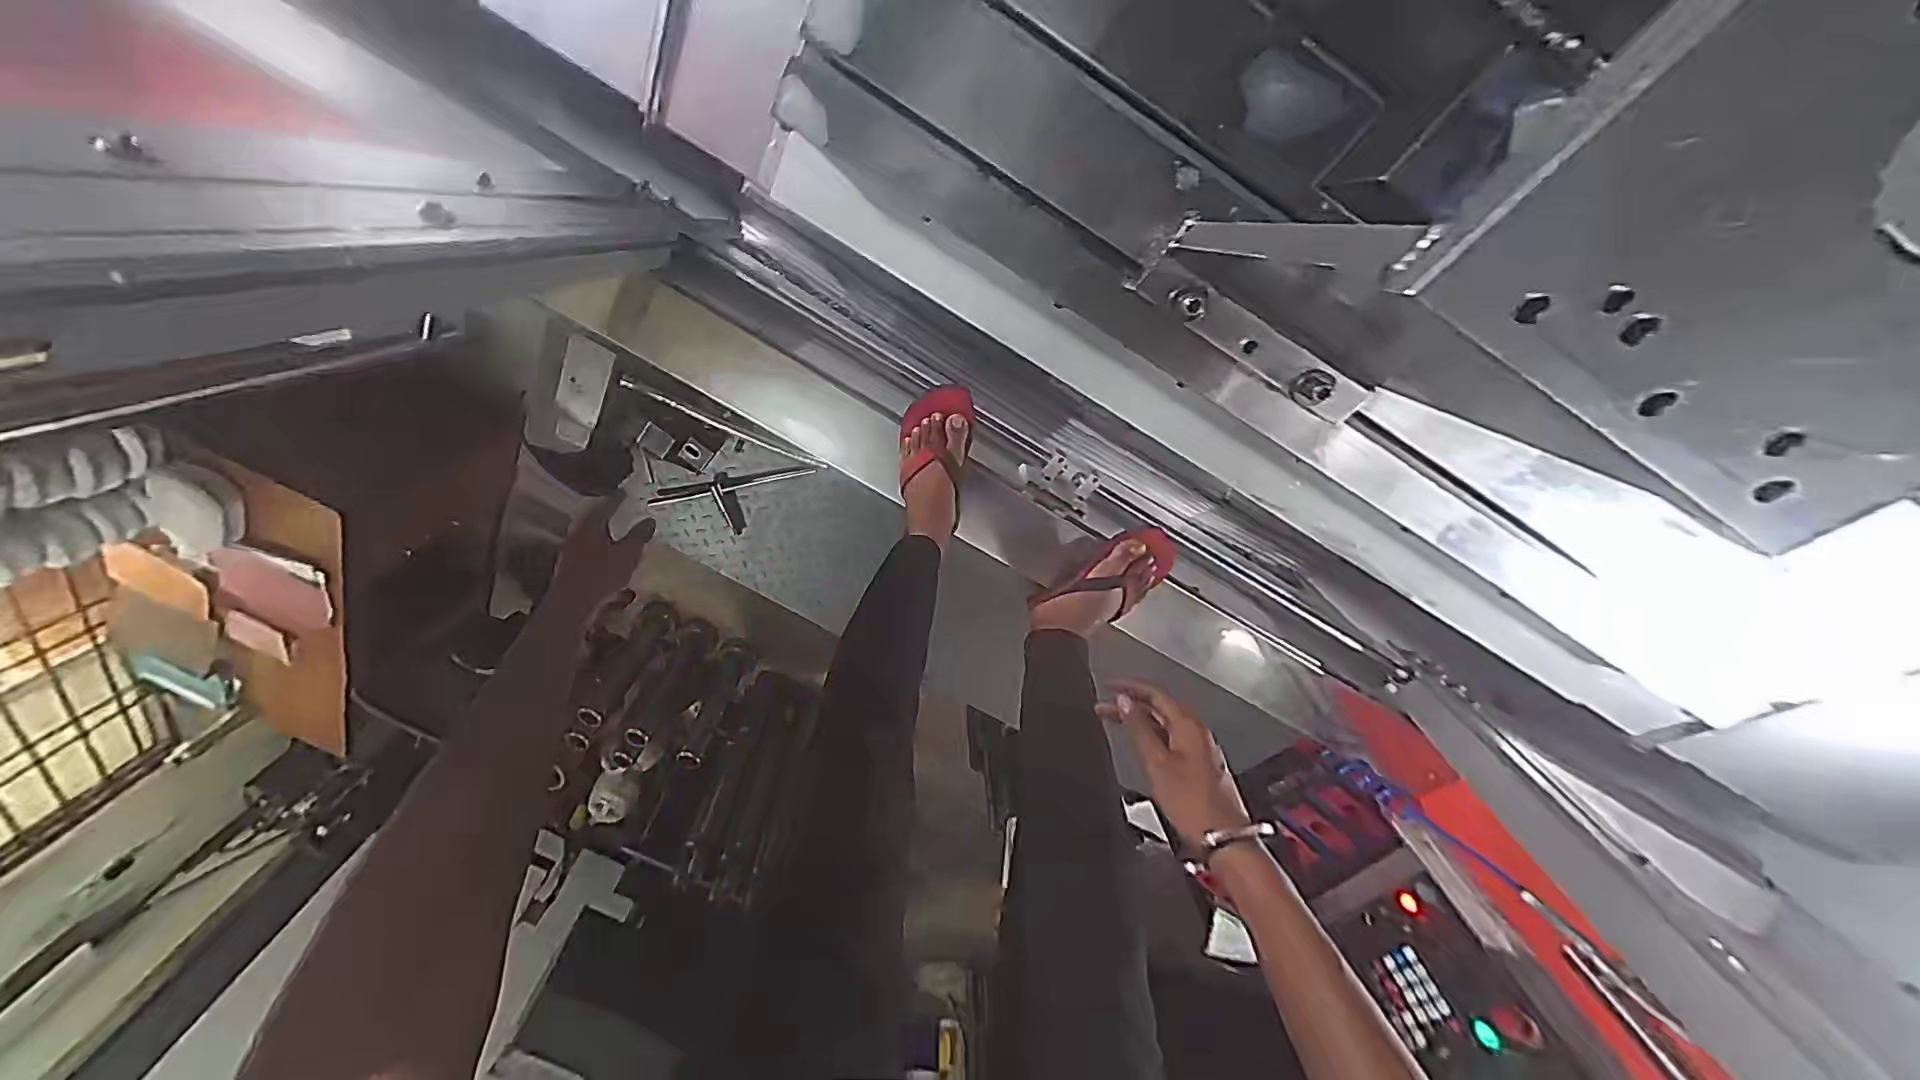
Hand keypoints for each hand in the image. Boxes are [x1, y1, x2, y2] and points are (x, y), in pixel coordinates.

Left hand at [543, 499, 653, 621]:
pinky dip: (597, 542)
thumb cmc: (603, 574)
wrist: (573, 603)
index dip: (619, 498)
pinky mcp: (569, 562)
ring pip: (588, 530)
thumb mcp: (628, 553)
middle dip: (607, 511)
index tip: (628, 491)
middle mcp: (578, 531)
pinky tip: (606, 549)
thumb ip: (639, 535)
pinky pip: (585, 544)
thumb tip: (649, 520)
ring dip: (601, 528)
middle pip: (593, 516)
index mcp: (592, 525)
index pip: (607, 505)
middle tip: (621, 507)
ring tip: (615, 527)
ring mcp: (571, 547)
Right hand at [1097, 679, 1251, 846]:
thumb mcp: (1156, 762)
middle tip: (1105, 705)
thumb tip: (1125, 703)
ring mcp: (1200, 747)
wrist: (1222, 837)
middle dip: (1131, 702)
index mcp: (1188, 725)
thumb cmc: (1194, 804)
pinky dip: (1151, 733)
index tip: (1109, 685)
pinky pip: (1171, 737)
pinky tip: (1139, 742)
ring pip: (1164, 722)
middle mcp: (1197, 732)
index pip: (1155, 692)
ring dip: (1139, 718)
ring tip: (1115, 720)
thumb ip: (1139, 729)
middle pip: (1160, 706)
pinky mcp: (1199, 763)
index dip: (1129, 686)